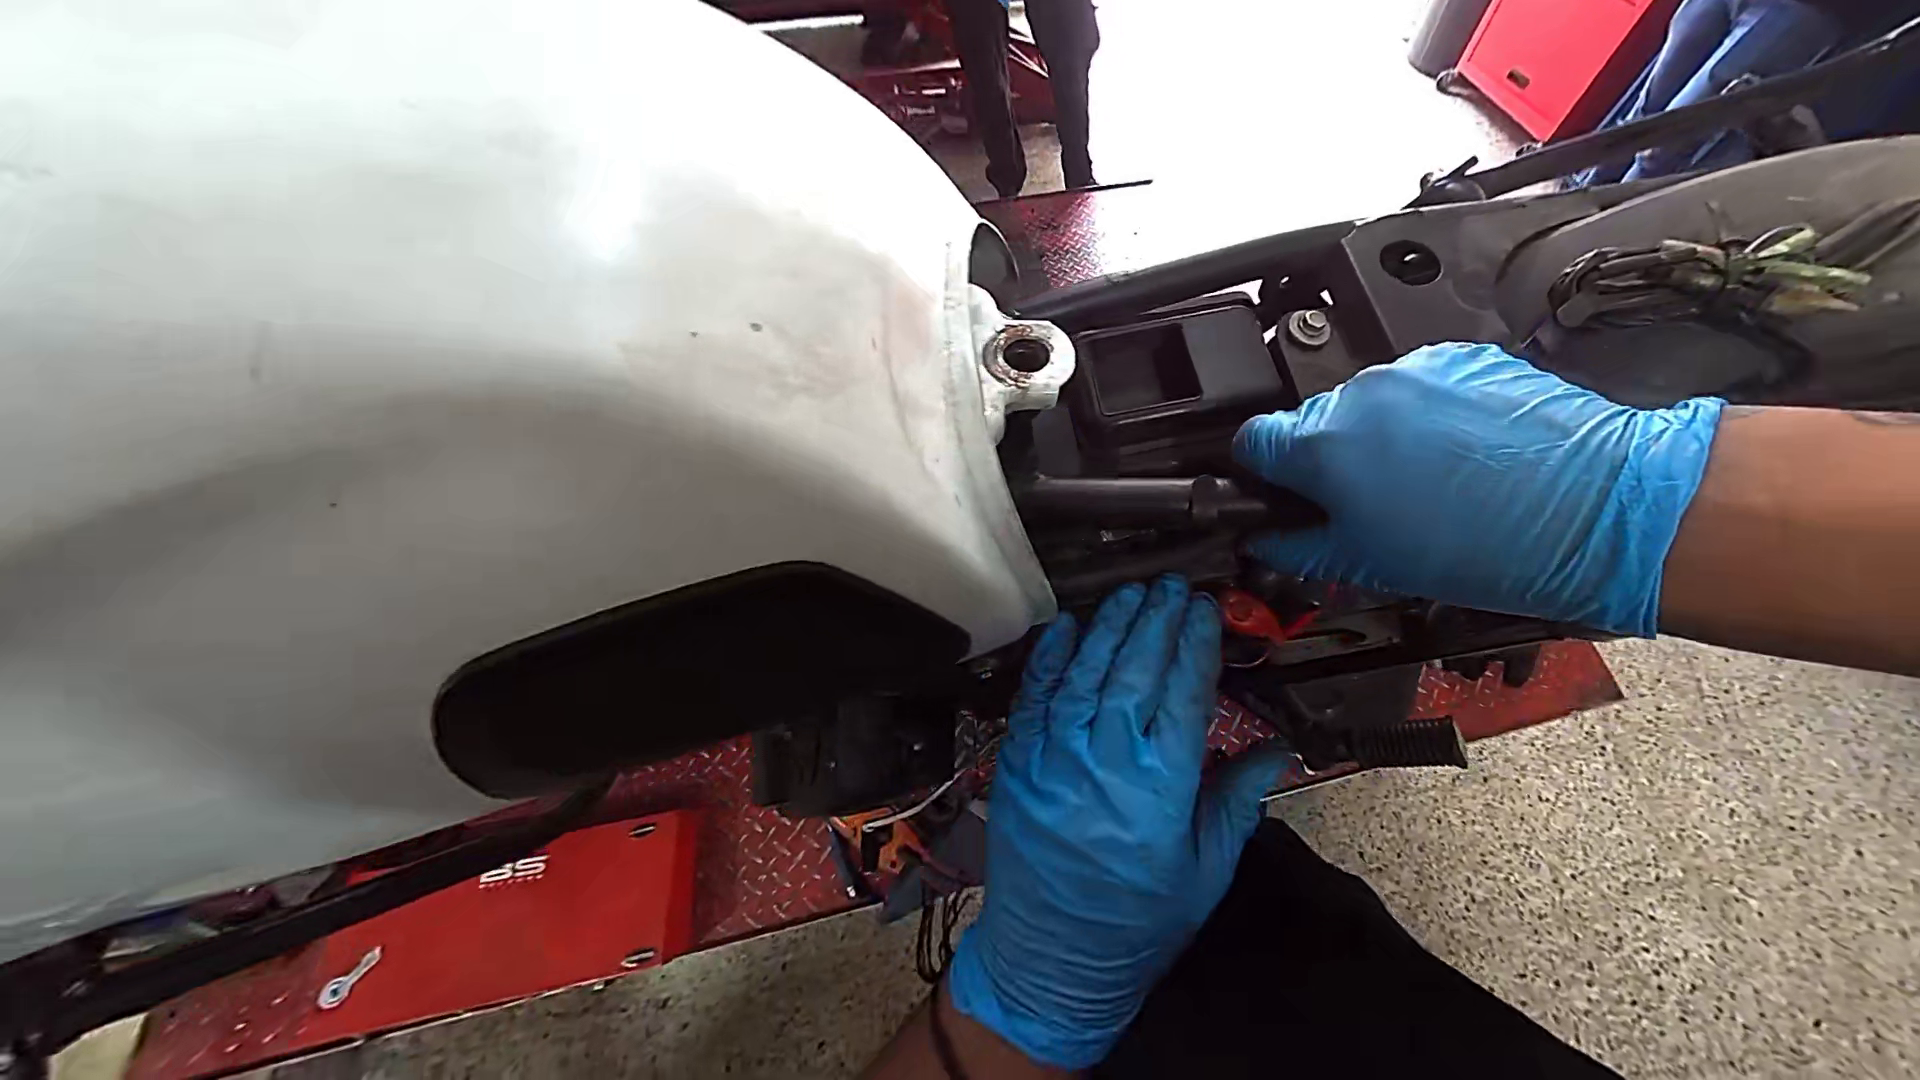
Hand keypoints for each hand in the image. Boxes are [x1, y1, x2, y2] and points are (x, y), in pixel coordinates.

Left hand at [947, 576, 1281, 1068]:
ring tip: (1130, 595)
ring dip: (1108, 628)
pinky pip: (1035, 698)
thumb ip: (1237, 800)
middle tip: (1170, 586)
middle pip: (1134, 672)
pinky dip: (1049, 658)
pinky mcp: (1018, 760)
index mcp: (1162, 787)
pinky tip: (1064, 625)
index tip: (1204, 609)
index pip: (1184, 694)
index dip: (1195, 645)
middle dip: (1155, 622)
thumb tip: (1278, 748)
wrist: (1054, 956)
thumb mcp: (1205, 870)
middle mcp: (1107, 759)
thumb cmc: (1140, 920)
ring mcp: (1055, 755)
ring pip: (1085, 675)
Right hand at [1232, 343, 1724, 635]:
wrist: (1606, 509)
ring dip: (1372, 435)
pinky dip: (1419, 414)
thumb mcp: (1364, 563)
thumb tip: (1265, 536)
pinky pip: (1411, 385)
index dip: (1259, 470)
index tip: (1280, 487)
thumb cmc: (1490, 544)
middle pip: (1307, 422)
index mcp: (1320, 446)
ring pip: (1359, 404)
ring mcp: (1409, 371)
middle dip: (1323, 457)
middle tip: (1362, 498)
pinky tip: (1454, 451)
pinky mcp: (1458, 358)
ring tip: (1420, 477)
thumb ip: (1294, 544)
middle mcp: (1356, 396)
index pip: (1250, 441)